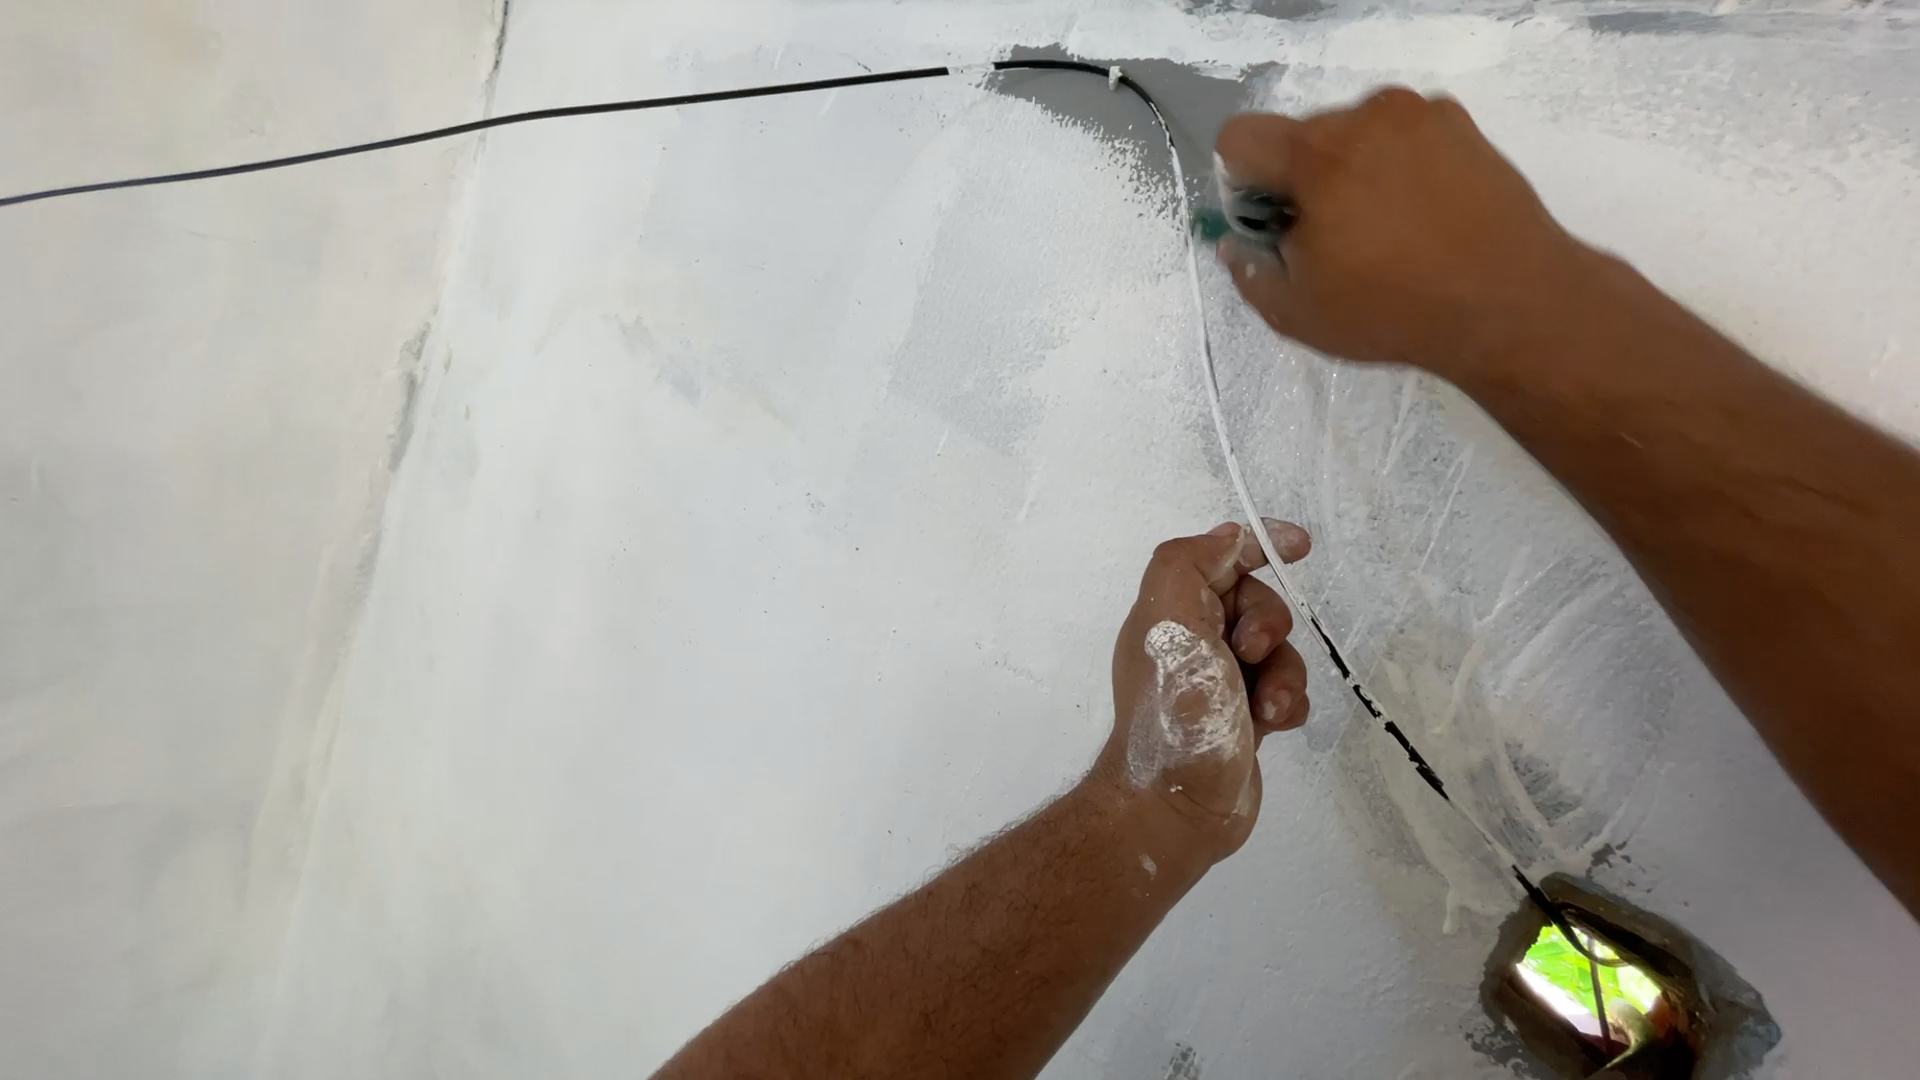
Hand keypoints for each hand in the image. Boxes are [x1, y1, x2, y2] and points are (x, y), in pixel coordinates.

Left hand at [1090, 520, 1313, 861]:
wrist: (1179, 800)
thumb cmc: (1175, 702)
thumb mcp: (1169, 614)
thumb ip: (1190, 562)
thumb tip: (1230, 536)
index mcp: (1169, 609)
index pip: (1218, 559)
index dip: (1258, 544)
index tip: (1301, 545)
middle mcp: (1193, 639)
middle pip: (1258, 603)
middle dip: (1267, 625)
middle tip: (1248, 653)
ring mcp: (1222, 679)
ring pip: (1281, 651)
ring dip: (1282, 674)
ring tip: (1262, 706)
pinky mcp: (1246, 716)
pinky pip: (1286, 691)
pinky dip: (1286, 704)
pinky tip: (1271, 727)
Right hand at [1215, 87, 1586, 379]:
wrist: (1505, 301)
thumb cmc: (1387, 309)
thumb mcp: (1294, 311)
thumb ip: (1248, 272)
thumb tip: (1235, 245)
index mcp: (1316, 156)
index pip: (1240, 138)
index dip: (1238, 183)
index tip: (1266, 223)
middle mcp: (1367, 116)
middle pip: (1298, 137)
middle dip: (1295, 182)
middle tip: (1322, 240)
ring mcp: (1421, 115)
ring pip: (1351, 137)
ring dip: (1343, 175)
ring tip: (1373, 233)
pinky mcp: (1462, 127)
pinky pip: (1399, 139)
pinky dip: (1389, 170)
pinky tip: (1411, 219)